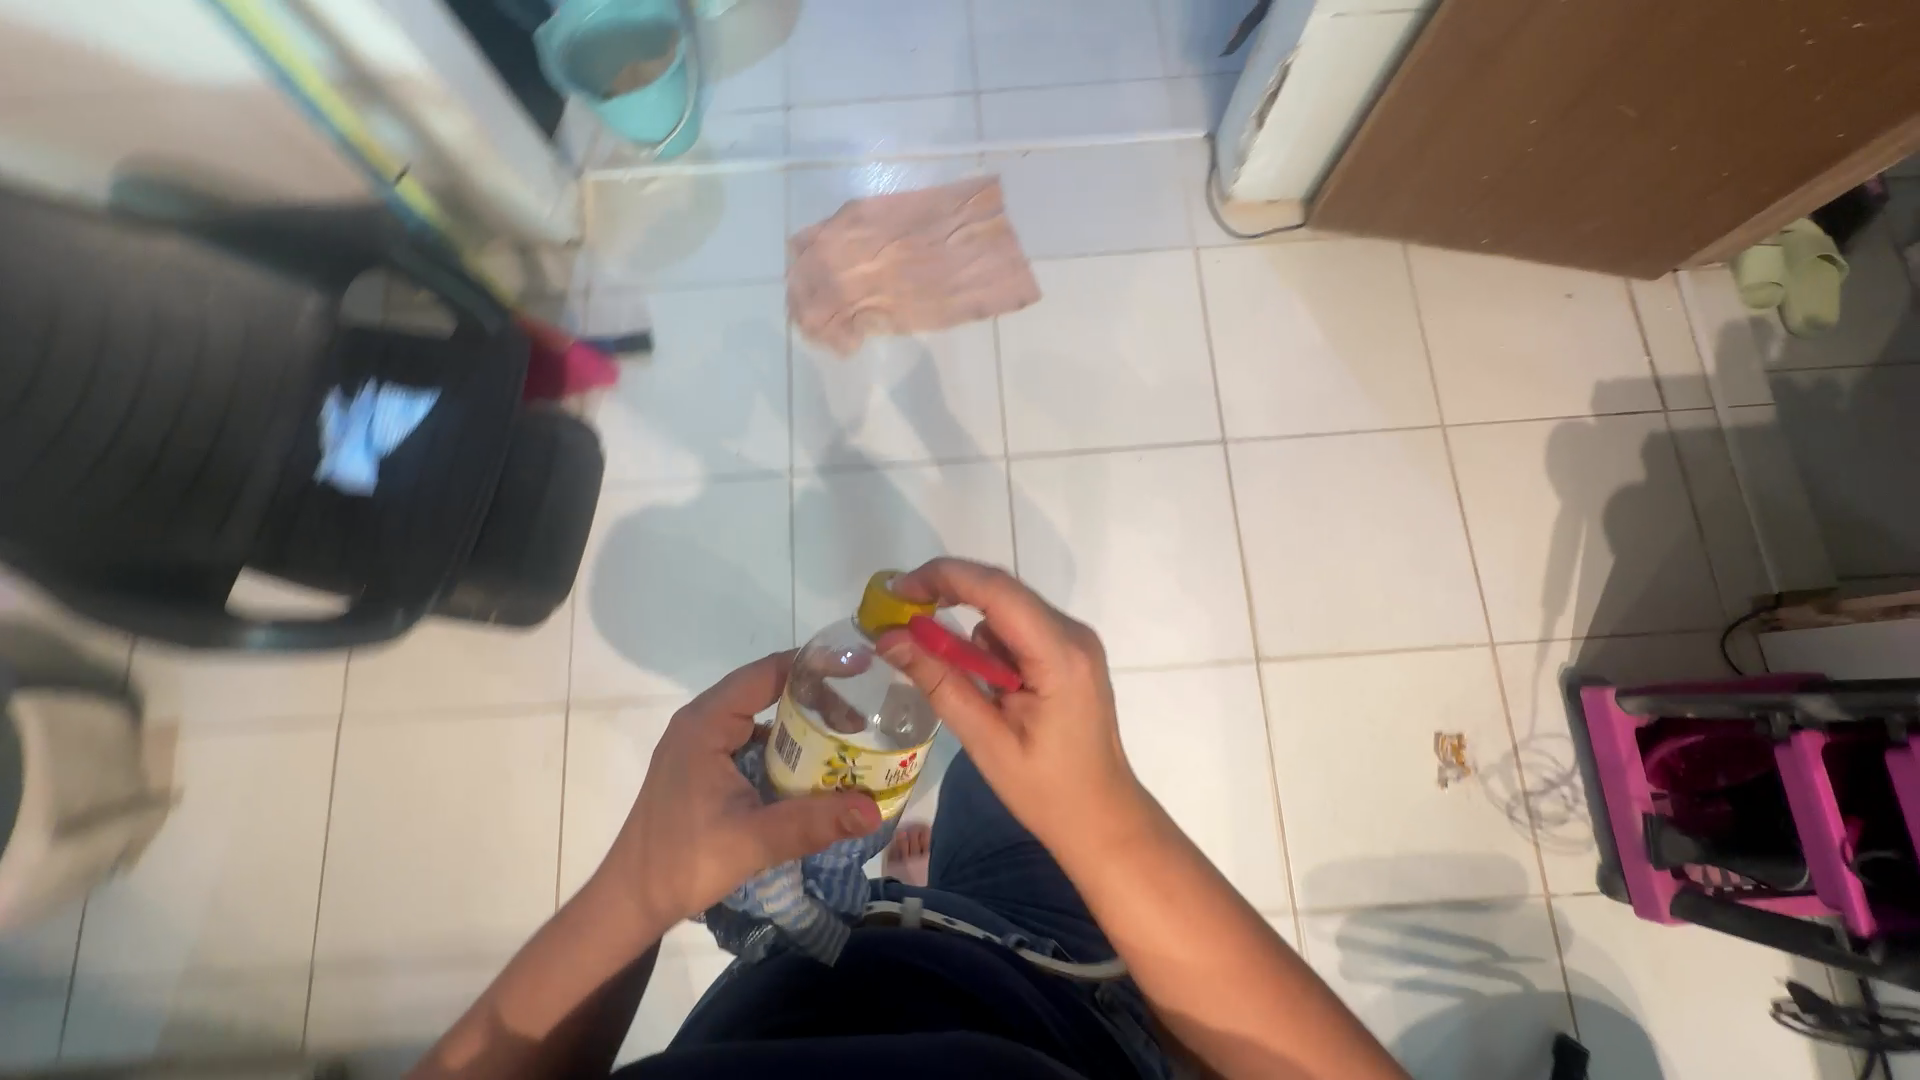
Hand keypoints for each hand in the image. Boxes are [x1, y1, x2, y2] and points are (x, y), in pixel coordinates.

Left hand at [589, 652, 882, 928]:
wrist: (630, 902)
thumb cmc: (682, 862)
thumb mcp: (753, 841)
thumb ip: (813, 822)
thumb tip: (874, 810)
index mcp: (707, 723)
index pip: (768, 673)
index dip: (814, 666)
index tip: (860, 670)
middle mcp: (702, 722)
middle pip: (767, 690)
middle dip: (816, 698)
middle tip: (864, 715)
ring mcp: (701, 744)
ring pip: (761, 717)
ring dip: (802, 724)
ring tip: (850, 736)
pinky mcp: (704, 766)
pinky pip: (752, 741)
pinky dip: (786, 747)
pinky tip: (816, 766)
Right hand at [874, 558, 1147, 849]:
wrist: (1103, 819)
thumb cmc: (1047, 791)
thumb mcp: (985, 740)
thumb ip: (939, 682)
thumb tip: (888, 639)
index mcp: (1059, 654)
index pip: (996, 591)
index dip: (943, 577)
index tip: (896, 590)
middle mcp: (1073, 634)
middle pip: (1002, 592)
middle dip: (947, 594)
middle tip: (899, 616)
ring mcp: (1075, 642)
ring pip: (1008, 609)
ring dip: (967, 626)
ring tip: (936, 662)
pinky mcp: (1070, 654)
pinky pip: (1019, 629)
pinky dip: (987, 643)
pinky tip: (977, 681)